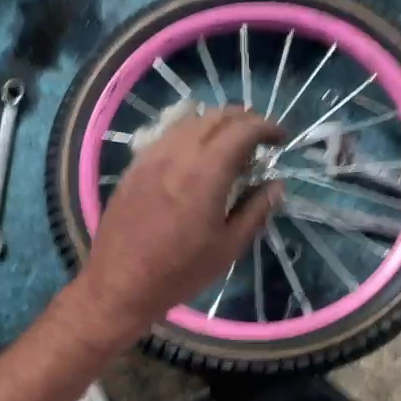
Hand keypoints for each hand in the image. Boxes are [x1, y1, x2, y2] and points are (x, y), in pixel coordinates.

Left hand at [74, 108, 284, 338]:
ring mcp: (151, 157)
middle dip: (244, 119)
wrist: (119, 284)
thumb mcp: (228, 248)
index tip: (281, 139)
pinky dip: (189, 136)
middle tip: (259, 138)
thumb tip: (276, 185)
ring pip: (188, 122)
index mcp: (206, 172)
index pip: (242, 129)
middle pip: (215, 117)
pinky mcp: (134, 168)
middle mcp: (177, 154)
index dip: (267, 127)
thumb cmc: (180, 271)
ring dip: (215, 125)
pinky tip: (195, 157)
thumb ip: (256, 211)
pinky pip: (166, 137)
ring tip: (229, 145)